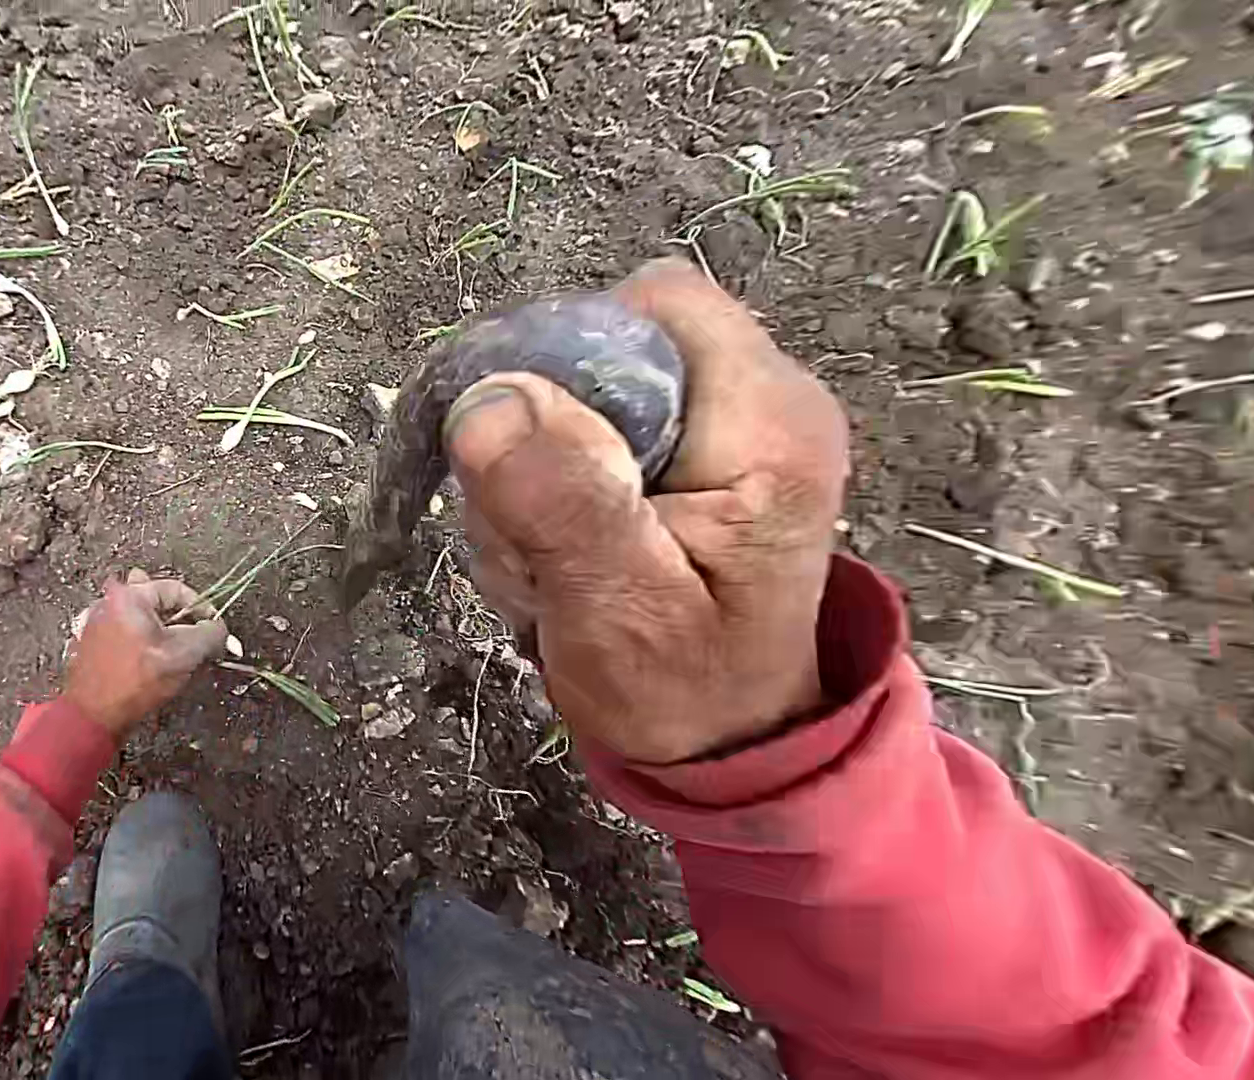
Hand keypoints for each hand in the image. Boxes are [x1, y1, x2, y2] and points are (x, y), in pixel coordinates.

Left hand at [61, 569, 228, 736]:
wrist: (92, 719)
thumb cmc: (137, 682)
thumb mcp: (185, 654)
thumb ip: (210, 633)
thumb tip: (219, 628)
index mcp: (129, 597)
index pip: (178, 589)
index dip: (203, 607)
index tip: (214, 630)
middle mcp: (109, 602)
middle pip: (160, 603)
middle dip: (185, 622)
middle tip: (197, 642)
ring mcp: (98, 623)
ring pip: (146, 619)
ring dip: (168, 634)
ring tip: (180, 655)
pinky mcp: (95, 644)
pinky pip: (131, 633)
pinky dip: (149, 643)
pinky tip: (158, 663)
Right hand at [444, 258, 848, 763]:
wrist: (720, 746)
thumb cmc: (682, 694)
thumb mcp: (618, 611)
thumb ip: (564, 503)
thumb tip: (487, 399)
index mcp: (766, 423)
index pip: (652, 306)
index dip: (571, 355)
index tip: (531, 449)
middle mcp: (752, 406)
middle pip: (602, 353)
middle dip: (537, 437)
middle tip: (534, 538)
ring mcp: (714, 433)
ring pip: (575, 402)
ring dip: (530, 480)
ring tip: (549, 566)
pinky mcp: (676, 464)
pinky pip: (577, 443)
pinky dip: (542, 499)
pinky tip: (557, 563)